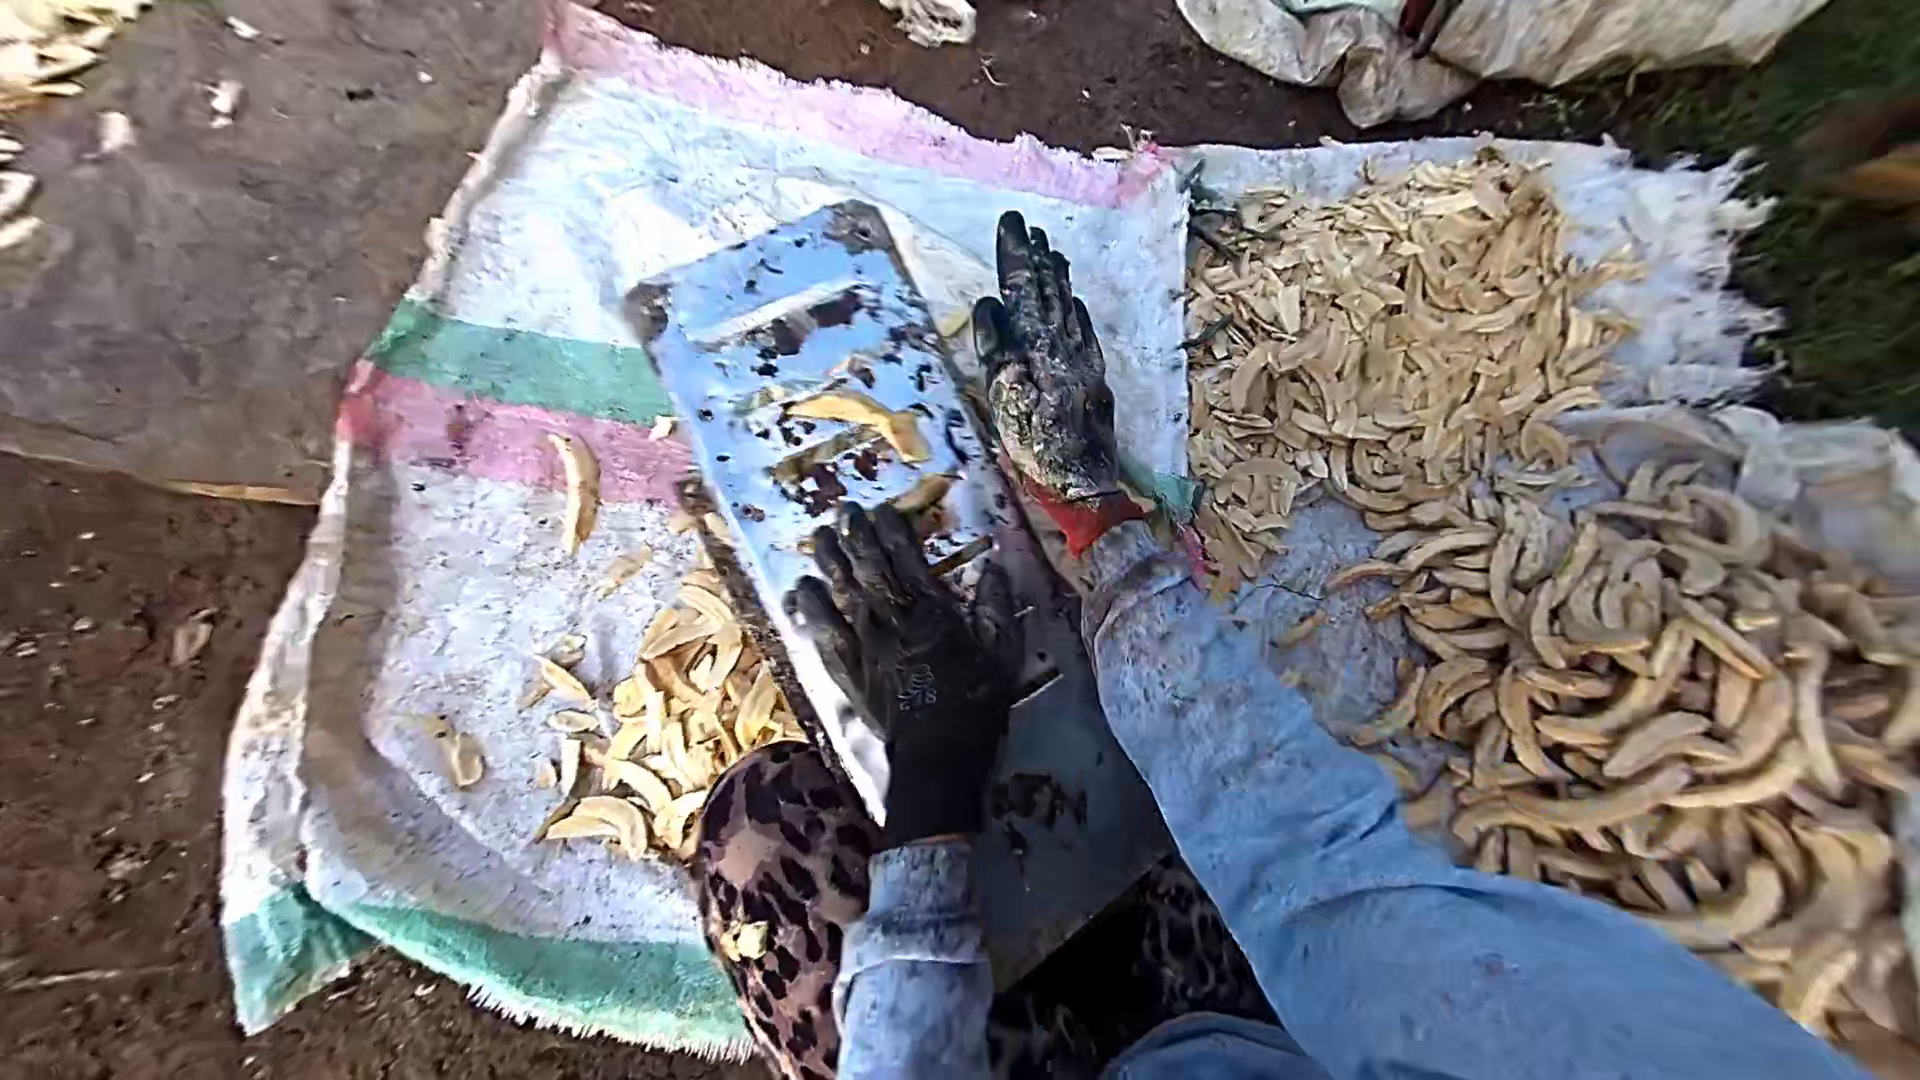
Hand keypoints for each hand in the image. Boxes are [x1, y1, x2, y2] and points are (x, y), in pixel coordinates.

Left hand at [785, 502, 1022, 847]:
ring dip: (828, 562)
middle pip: (868, 568)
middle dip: (854, 536)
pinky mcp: (848, 669)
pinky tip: (800, 590)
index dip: (891, 530)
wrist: (939, 756)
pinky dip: (810, 610)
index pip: (906, 559)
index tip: (880, 509)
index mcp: (930, 612)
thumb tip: (996, 565)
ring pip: (841, 594)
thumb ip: (998, 607)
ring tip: (817, 537)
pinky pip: (823, 634)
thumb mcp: (1003, 653)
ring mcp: (865, 644)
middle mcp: (892, 620)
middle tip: (842, 510)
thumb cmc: (975, 701)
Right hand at [974, 211, 1141, 553]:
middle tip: (1029, 227)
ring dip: (1059, 278)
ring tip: (1051, 251)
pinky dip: (1076, 311)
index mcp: (1042, 351)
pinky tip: (1074, 302)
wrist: (1086, 483)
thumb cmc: (1039, 451)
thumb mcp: (1006, 404)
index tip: (1011, 224)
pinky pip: (1086, 333)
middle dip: (1038, 259)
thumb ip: (997, 352)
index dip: (1017, 258)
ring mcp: (1086, 363)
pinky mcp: (1095, 379)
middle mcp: (1068, 349)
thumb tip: (991, 305)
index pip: (1027, 294)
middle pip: (1052, 295)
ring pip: (1070, 310)